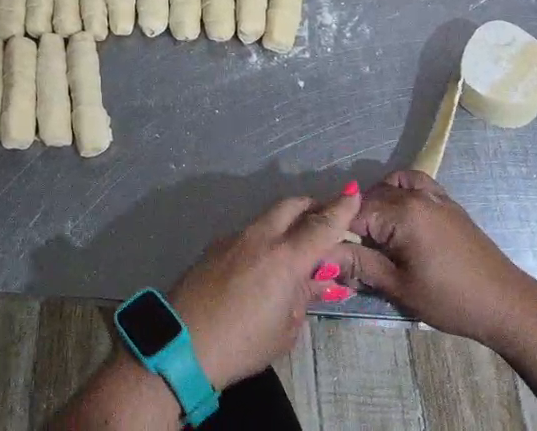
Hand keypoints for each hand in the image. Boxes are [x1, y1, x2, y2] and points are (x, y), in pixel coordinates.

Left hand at [167, 184, 359, 389]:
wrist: (183, 343)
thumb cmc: (242, 344)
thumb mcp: (285, 330)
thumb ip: (303, 298)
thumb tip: (316, 281)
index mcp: (285, 258)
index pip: (321, 226)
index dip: (341, 209)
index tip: (353, 193)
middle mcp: (260, 238)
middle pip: (292, 206)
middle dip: (313, 206)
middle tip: (327, 216)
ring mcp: (234, 238)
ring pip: (268, 217)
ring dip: (288, 220)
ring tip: (298, 241)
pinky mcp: (216, 246)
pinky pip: (250, 232)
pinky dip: (266, 237)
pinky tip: (266, 260)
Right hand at [327, 170, 536, 346]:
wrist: (506, 304)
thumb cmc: (451, 299)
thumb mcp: (399, 287)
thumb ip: (359, 265)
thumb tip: (321, 256)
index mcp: (401, 213)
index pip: (352, 213)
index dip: (338, 234)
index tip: (332, 255)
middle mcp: (414, 194)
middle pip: (368, 198)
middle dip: (355, 223)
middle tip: (354, 256)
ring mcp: (433, 194)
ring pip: (389, 187)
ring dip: (376, 206)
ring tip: (377, 238)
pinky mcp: (447, 202)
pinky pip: (413, 183)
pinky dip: (399, 191)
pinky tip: (399, 218)